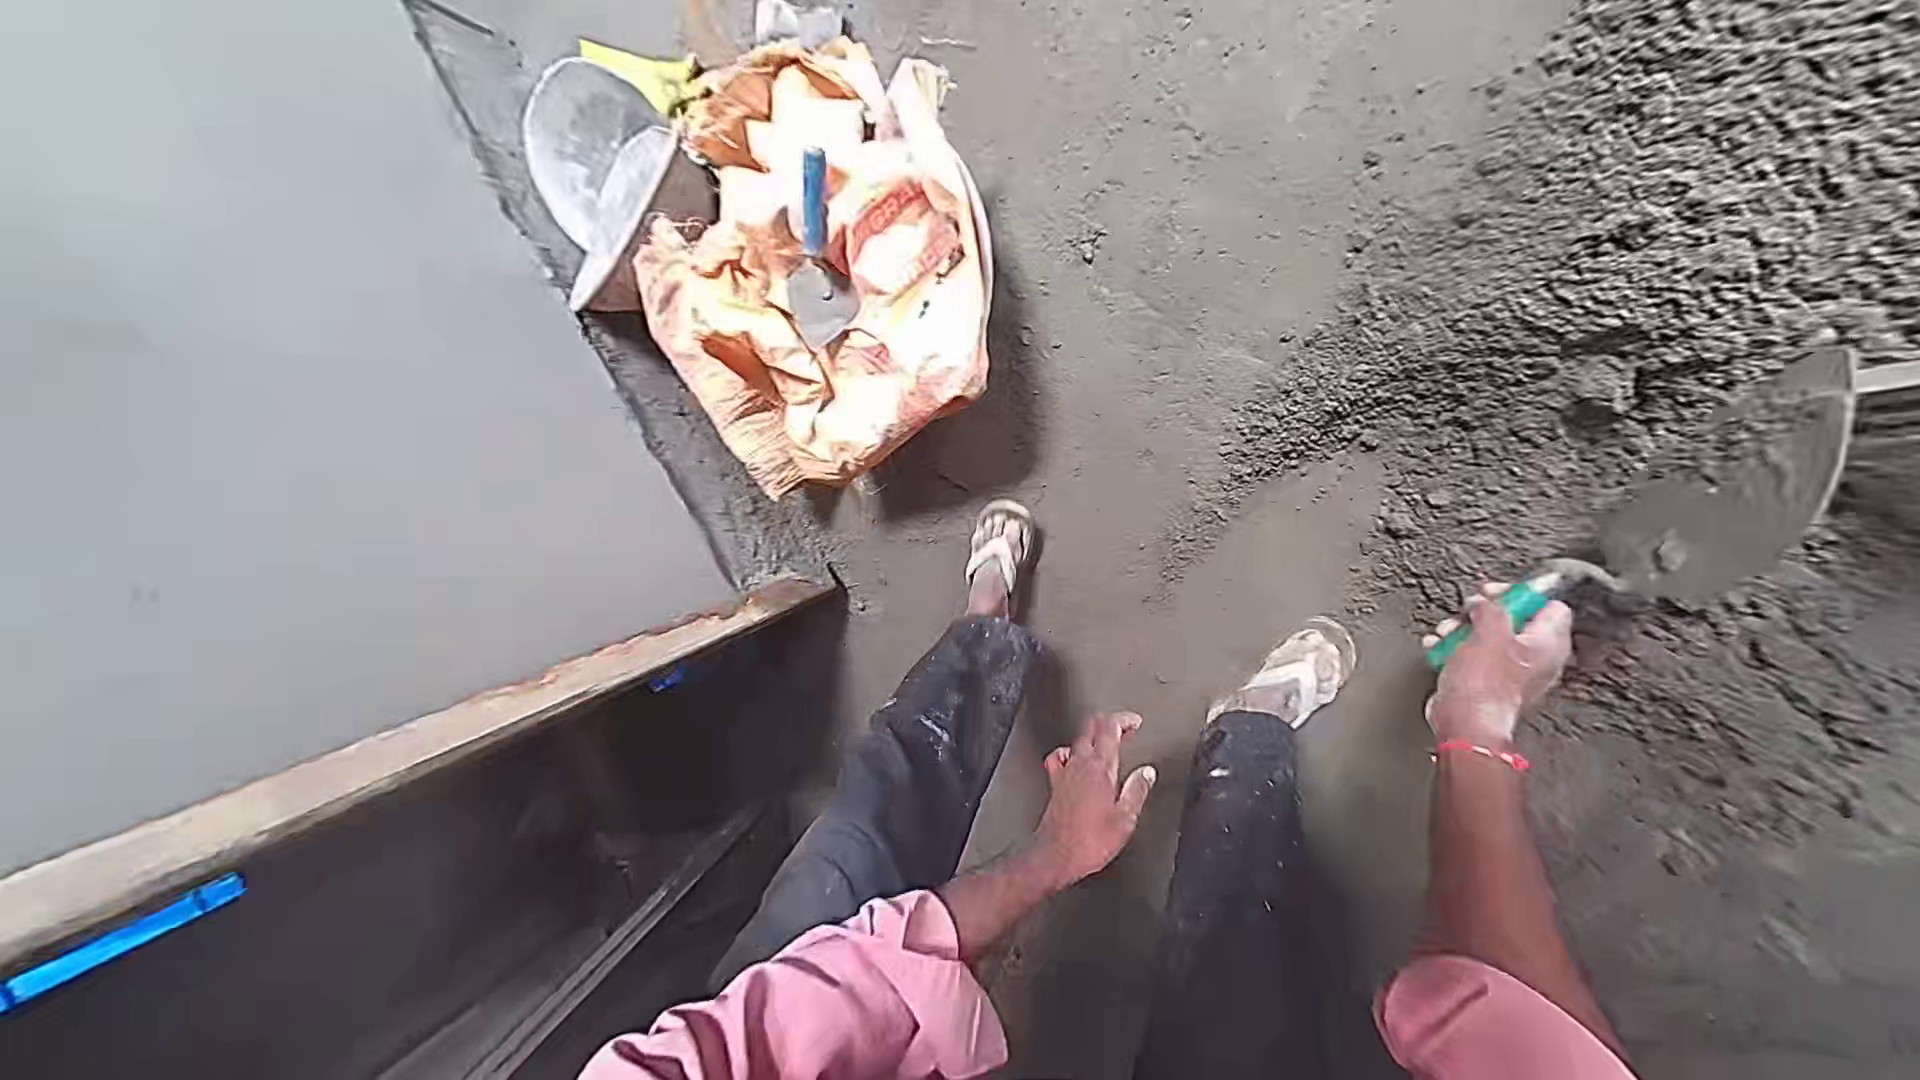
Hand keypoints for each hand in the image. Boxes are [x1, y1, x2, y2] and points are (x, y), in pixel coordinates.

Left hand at [1032, 711, 1156, 885]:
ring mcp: (1065, 771)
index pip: (1110, 728)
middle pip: (1092, 728)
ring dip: (1092, 735)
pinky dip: (1069, 752)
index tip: (1135, 721)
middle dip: (1109, 722)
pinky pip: (1060, 757)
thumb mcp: (1125, 818)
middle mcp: (1080, 764)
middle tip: (1124, 727)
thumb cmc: (1089, 840)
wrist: (1057, 854)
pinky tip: (1073, 758)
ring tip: (1104, 739)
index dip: (1124, 720)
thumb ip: (1137, 790)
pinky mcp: (1055, 782)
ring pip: (1077, 740)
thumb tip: (1147, 772)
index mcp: (1100, 768)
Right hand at [1425, 583, 1572, 743]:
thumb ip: (1490, 609)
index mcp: (1548, 643)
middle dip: (1480, 614)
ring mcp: (1511, 669)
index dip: (1518, 594)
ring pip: (1486, 635)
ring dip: (1460, 631)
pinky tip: (1439, 650)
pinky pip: (1471, 654)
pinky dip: (1453, 648)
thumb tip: (1484, 601)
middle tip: (1465, 616)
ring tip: (1446, 635)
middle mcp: (1536, 656)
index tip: (1491, 593)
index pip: (1547, 605)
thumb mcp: (1488, 633)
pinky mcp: (1486, 679)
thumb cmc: (1484, 684)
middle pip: (1512, 619)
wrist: (1464, 719)